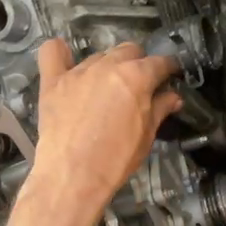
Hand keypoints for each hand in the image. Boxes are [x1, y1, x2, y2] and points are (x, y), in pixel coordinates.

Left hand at [30, 39, 182, 213]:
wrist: (73, 175)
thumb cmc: (116, 159)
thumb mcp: (146, 136)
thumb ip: (159, 109)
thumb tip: (173, 97)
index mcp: (136, 77)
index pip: (159, 62)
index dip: (167, 69)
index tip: (169, 76)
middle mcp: (108, 66)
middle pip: (129, 51)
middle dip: (138, 63)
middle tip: (137, 85)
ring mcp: (78, 71)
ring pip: (98, 56)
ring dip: (107, 66)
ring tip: (105, 87)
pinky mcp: (53, 81)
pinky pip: (52, 52)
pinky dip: (60, 52)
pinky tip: (65, 62)